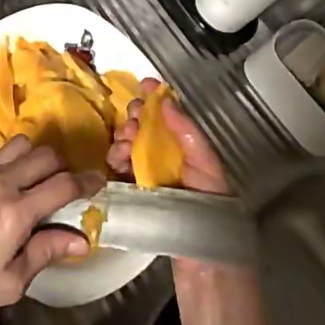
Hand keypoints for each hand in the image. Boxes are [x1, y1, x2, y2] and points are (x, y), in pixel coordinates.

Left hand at [0, 137, 103, 321]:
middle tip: (65, 185)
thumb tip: (80, 240)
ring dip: (35, 157)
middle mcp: (1, 184)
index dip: (86, 182)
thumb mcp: (10, 283)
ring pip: (19, 145)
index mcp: (17, 213)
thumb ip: (45, 253)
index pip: (63, 185)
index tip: (98, 182)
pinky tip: (0, 189)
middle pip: (45, 156)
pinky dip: (6, 166)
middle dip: (62, 167)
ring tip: (35, 179)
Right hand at [105, 79, 229, 194]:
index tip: (145, 84)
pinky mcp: (129, 189)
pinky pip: (116, 167)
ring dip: (122, 136)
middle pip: (140, 124)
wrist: (200, 241)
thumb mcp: (205, 160)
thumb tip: (165, 100)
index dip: (154, 96)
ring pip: (125, 143)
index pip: (165, 113)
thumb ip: (186, 130)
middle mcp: (160, 152)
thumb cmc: (210, 198)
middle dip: (134, 115)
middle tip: (134, 120)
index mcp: (180, 142)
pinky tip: (119, 160)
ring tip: (126, 143)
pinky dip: (114, 158)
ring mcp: (144, 170)